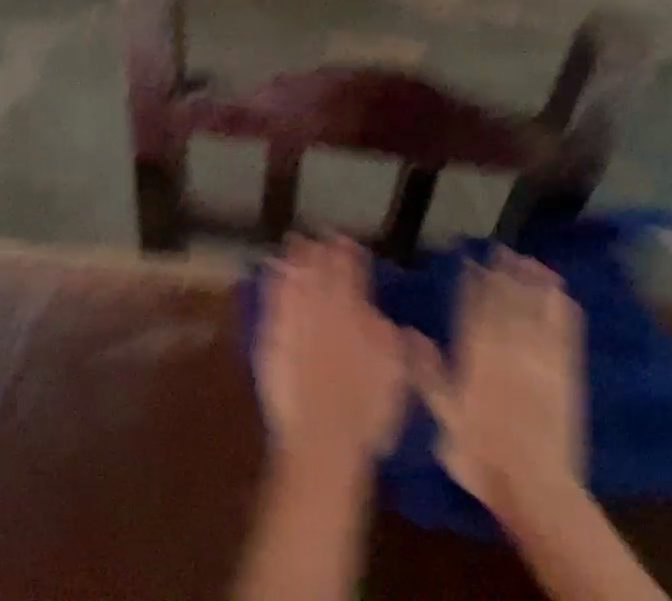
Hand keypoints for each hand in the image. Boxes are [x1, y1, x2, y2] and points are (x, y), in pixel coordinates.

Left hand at [255, 234, 406, 470]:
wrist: (324, 439)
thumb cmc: (367, 418)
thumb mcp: (398, 380)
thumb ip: (398, 346)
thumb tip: (397, 325)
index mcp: (360, 323)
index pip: (355, 282)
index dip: (351, 260)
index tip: (348, 242)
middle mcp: (330, 317)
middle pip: (326, 278)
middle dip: (323, 255)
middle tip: (320, 233)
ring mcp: (299, 326)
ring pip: (300, 285)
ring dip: (299, 261)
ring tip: (296, 241)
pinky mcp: (275, 341)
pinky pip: (276, 304)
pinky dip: (276, 284)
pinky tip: (273, 270)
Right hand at [406, 248, 585, 522]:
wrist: (533, 485)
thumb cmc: (479, 455)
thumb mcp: (442, 415)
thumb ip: (427, 372)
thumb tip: (409, 333)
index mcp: (476, 358)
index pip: (474, 310)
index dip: (474, 283)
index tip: (473, 260)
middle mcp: (508, 350)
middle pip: (506, 304)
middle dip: (504, 275)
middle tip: (504, 250)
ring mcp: (539, 361)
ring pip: (536, 312)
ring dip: (534, 285)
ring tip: (533, 262)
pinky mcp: (566, 375)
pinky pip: (564, 336)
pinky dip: (562, 314)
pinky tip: (562, 296)